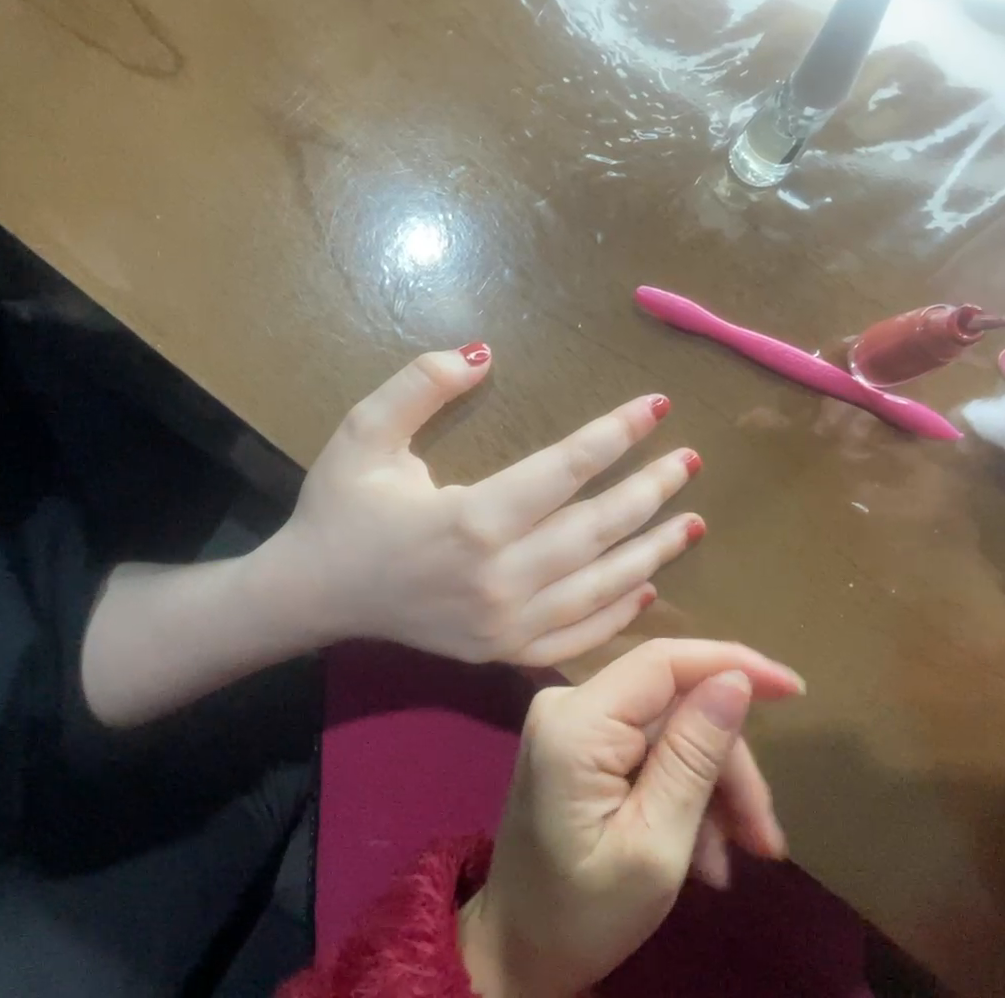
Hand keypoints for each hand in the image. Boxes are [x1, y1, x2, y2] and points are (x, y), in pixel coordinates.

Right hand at [264, 344, 702, 666]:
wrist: (312, 594)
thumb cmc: (339, 509)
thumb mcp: (365, 433)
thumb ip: (420, 385)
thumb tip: (483, 352)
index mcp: (470, 519)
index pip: (565, 470)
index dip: (615, 434)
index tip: (655, 406)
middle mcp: (499, 578)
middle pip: (596, 529)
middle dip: (649, 491)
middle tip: (689, 460)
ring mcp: (504, 625)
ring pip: (599, 587)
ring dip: (651, 552)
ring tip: (692, 520)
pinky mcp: (500, 653)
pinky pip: (576, 637)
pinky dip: (617, 614)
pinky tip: (647, 588)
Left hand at [457, 638, 803, 997]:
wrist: (518, 948)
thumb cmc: (582, 913)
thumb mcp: (655, 846)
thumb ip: (694, 757)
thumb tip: (735, 679)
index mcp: (576, 724)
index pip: (663, 662)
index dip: (733, 664)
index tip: (795, 690)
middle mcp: (567, 704)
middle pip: (674, 705)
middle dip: (727, 766)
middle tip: (765, 840)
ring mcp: (570, 723)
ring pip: (669, 730)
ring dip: (712, 789)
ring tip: (737, 857)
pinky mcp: (578, 745)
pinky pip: (648, 749)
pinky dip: (683, 792)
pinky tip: (702, 853)